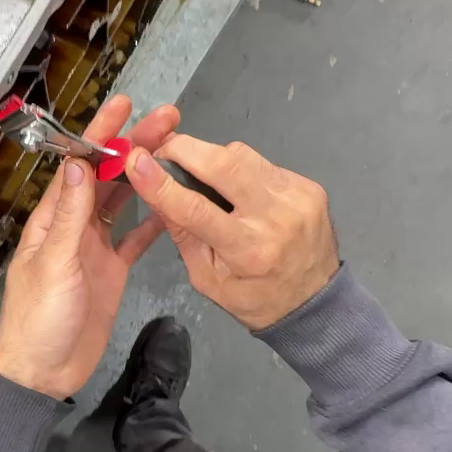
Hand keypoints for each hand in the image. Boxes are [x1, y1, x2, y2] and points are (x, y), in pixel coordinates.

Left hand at [0, 96, 178, 397]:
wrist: (45, 372)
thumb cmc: (39, 320)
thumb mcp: (55, 265)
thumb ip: (71, 218)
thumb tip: (80, 166)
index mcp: (53, 221)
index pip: (78, 167)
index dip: (99, 135)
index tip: (123, 105)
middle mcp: (74, 228)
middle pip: (106, 178)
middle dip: (132, 147)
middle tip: (167, 119)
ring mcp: (94, 249)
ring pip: (122, 202)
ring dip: (144, 175)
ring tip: (174, 149)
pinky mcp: (112, 272)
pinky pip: (135, 240)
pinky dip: (153, 222)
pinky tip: (173, 205)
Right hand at [125, 136, 339, 329]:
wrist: (316, 303)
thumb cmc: (252, 297)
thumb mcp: (207, 278)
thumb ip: (184, 234)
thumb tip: (156, 191)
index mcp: (247, 251)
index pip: (195, 209)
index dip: (160, 183)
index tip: (135, 161)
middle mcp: (276, 218)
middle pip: (224, 165)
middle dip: (185, 149)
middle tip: (161, 149)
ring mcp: (297, 198)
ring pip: (242, 155)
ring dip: (211, 155)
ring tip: (196, 169)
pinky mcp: (309, 186)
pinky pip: (262, 163)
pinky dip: (239, 167)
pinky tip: (234, 185)